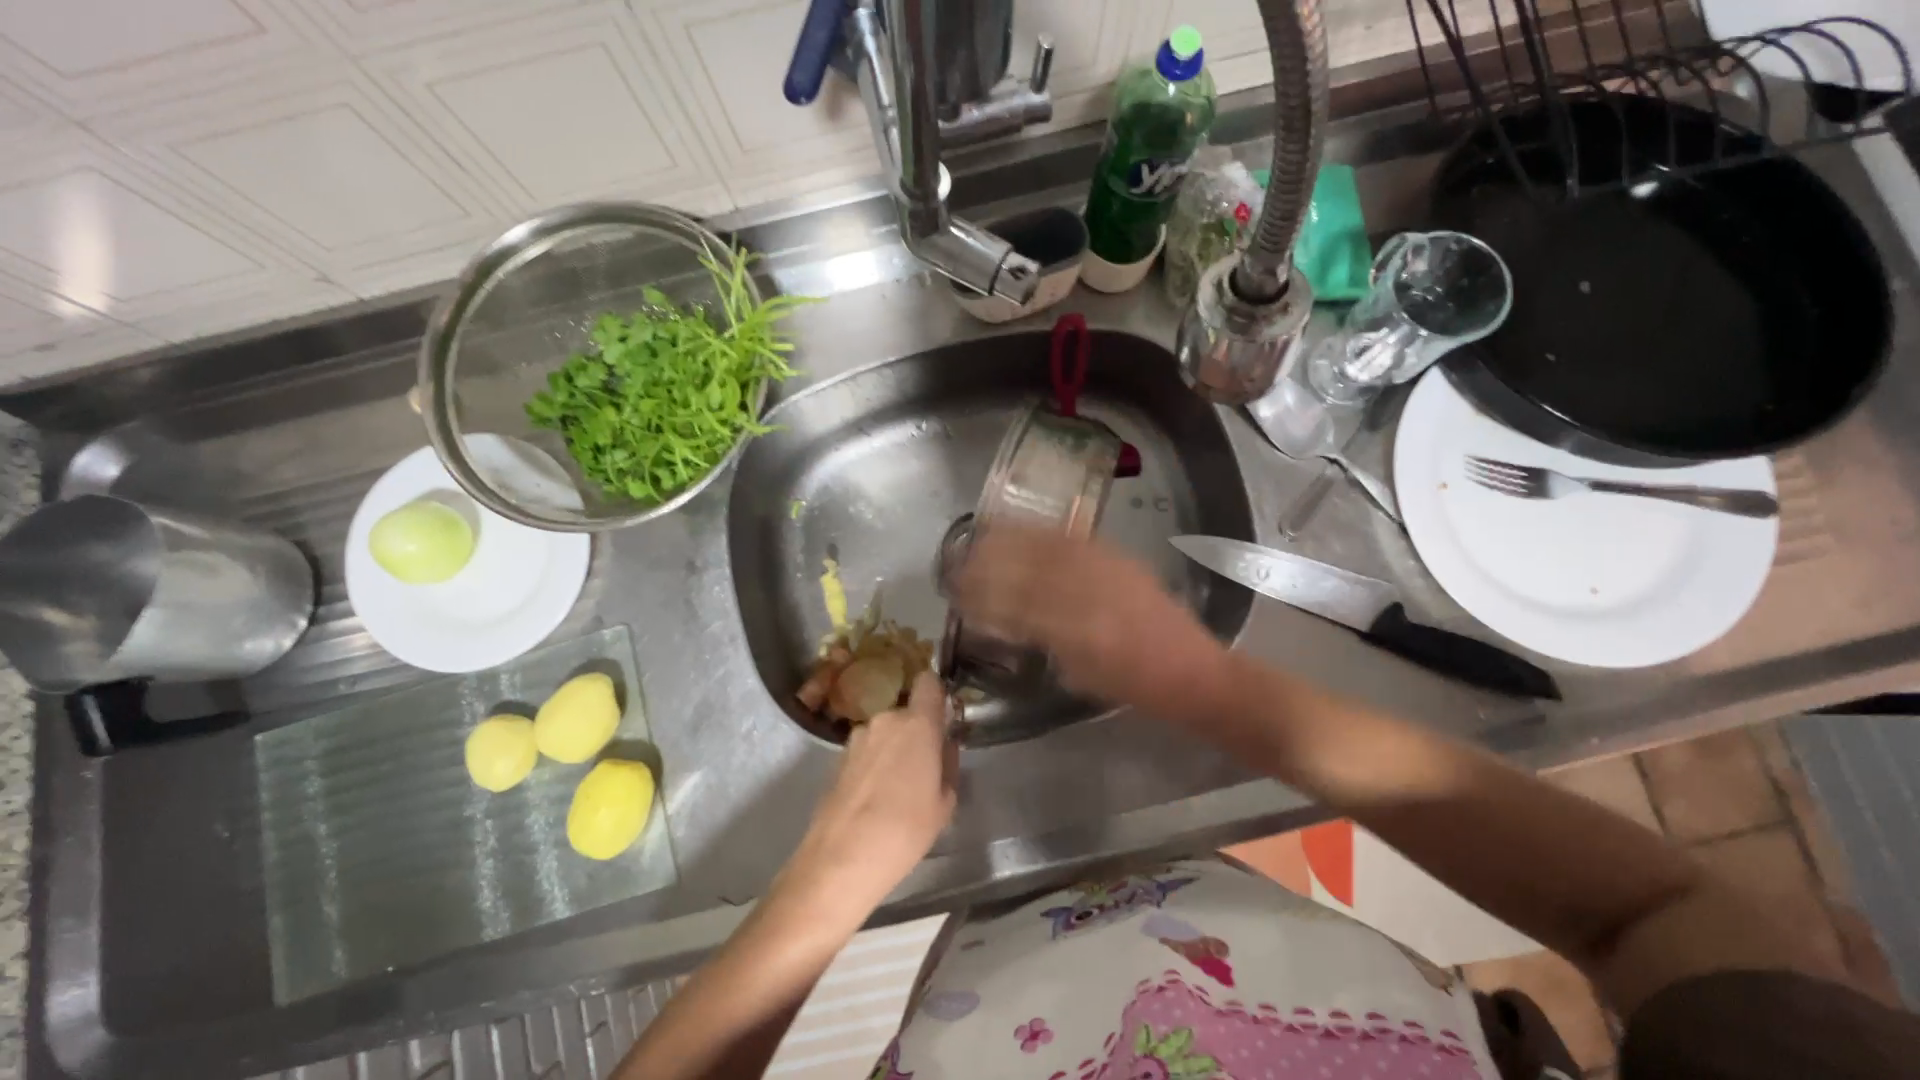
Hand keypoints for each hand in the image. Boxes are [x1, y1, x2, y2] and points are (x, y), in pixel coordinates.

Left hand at [780, 672, 957, 919]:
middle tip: (925, 768)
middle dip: (916, 734)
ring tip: (898, 790)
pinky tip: (876, 799)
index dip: (937, 693)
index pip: (928, 683)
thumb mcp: (944, 803)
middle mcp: (884, 721)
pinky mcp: (837, 759)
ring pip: (884, 734)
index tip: (944, 713)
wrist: (842, 858)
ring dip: (893, 751)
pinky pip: (866, 753)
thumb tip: (943, 747)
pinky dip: (874, 766)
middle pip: (906, 714)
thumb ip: (948, 765)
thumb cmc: (905, 829)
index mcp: (917, 724)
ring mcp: (856, 738)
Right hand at [951, 525, 1233, 718]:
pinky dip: (1041, 534)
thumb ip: (1039, 641)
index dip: (980, 592)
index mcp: (1072, 629)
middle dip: (987, 559)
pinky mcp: (1116, 558)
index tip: (955, 589)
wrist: (1189, 669)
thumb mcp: (1075, 673)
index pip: (1013, 601)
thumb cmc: (1129, 684)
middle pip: (1023, 564)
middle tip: (960, 561)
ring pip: (1044, 546)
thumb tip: (1005, 619)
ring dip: (1009, 540)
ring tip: (984, 537)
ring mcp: (1102, 569)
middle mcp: (1085, 592)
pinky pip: (1070, 539)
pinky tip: (1026, 532)